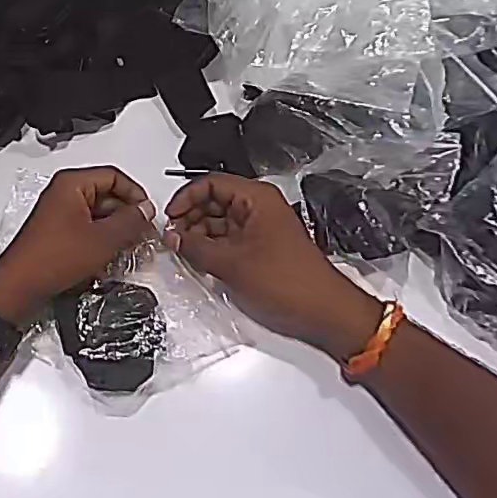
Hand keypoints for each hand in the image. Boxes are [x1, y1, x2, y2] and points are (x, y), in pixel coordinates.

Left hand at [0, 166, 156, 325]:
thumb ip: (130, 221)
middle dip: (126, 215)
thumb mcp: (103, 239)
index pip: (113, 176)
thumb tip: (145, 210)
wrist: (21, 284)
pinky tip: (108, 257)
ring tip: (127, 248)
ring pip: (98, 214)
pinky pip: (87, 228)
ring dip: (115, 230)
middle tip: (142, 233)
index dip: (135, 194)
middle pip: (106, 194)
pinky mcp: (58, 231)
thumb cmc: (52, 258)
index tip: (147, 213)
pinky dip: (100, 239)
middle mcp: (63, 193)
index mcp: (71, 183)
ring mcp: (59, 212)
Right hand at [164, 173, 379, 360]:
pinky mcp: (260, 247)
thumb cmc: (292, 284)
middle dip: (190, 217)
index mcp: (257, 199)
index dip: (186, 198)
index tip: (170, 216)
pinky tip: (200, 260)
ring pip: (218, 220)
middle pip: (212, 200)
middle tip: (174, 236)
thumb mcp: (231, 263)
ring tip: (184, 251)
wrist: (325, 314)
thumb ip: (195, 247)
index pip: (210, 183)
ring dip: (198, 234)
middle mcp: (259, 208)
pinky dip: (211, 246)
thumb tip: (173, 238)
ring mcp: (260, 227)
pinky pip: (227, 238)